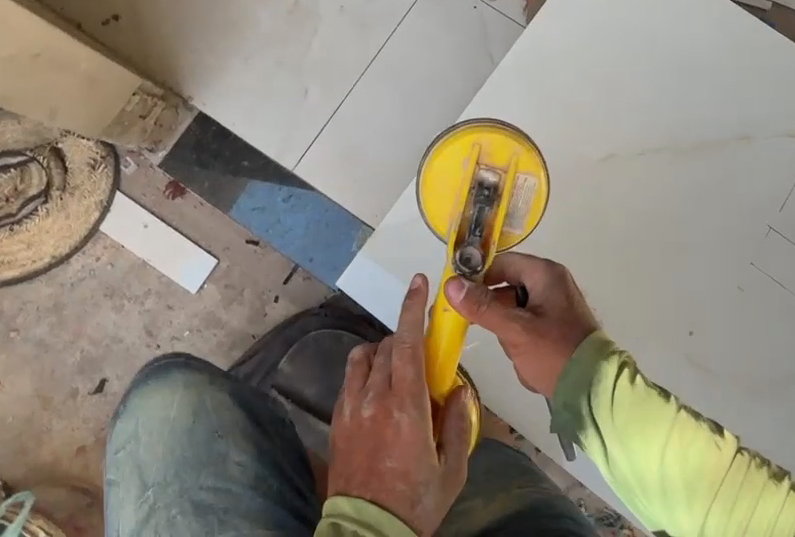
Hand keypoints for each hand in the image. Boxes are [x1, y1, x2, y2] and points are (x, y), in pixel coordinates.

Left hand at [327, 274, 474, 535]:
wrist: (367, 533)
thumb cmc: (415, 502)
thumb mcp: (452, 469)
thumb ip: (457, 422)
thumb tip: (456, 388)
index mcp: (406, 406)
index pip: (407, 342)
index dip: (413, 308)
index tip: (419, 283)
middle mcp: (374, 398)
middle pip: (388, 345)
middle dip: (407, 339)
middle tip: (424, 358)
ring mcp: (351, 408)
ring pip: (363, 357)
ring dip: (382, 353)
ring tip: (397, 371)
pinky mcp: (337, 421)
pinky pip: (350, 380)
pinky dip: (366, 373)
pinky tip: (379, 394)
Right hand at [444, 253, 599, 396]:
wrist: (593, 390)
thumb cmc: (554, 353)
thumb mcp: (514, 330)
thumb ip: (482, 306)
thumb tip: (450, 283)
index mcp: (545, 273)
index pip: (502, 262)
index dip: (478, 277)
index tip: (458, 297)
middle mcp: (552, 282)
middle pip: (506, 287)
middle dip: (498, 314)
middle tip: (497, 333)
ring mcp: (556, 305)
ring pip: (514, 310)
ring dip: (510, 332)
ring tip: (520, 352)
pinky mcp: (557, 326)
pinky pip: (527, 326)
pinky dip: (521, 341)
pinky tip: (527, 360)